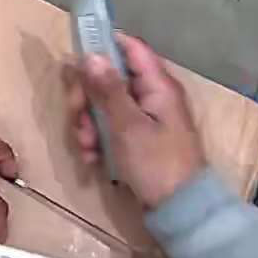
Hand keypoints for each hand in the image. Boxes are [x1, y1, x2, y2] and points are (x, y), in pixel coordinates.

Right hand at [67, 33, 205, 208]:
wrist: (179, 212)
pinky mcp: (138, 140)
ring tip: (87, 147)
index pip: (130, 48)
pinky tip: (93, 158)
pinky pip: (111, 128)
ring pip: (105, 106)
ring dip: (89, 124)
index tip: (77, 57)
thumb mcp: (127, 126)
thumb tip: (90, 55)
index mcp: (157, 85)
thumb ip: (107, 90)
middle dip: (88, 99)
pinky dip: (98, 140)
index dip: (104, 46)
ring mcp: (145, 119)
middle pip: (110, 78)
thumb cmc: (156, 164)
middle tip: (78, 119)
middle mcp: (152, 96)